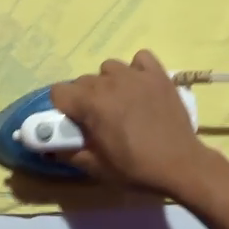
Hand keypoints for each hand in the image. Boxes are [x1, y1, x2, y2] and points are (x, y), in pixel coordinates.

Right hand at [48, 50, 211, 193]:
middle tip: (98, 123)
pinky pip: (139, 60)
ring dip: (108, 84)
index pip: (58, 92)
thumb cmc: (136, 169)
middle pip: (82, 81)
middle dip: (84, 100)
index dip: (62, 109)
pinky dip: (136, 71)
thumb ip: (66, 152)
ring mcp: (136, 75)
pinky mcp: (158, 74)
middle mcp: (111, 82)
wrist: (181, 165)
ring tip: (121, 105)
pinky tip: (140, 88)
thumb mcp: (96, 167)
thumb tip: (47, 147)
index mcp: (92, 103)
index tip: (74, 124)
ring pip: (109, 69)